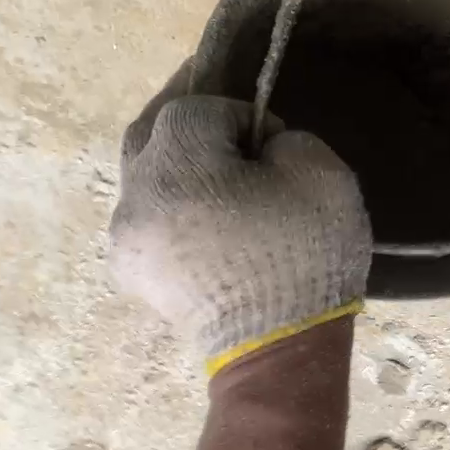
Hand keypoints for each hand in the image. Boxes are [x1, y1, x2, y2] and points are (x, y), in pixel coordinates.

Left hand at [109, 95, 371, 376]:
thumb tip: (265, 148)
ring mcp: (126, 242)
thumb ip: (291, 141)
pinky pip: (150, 218)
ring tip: (230, 181)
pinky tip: (218, 222)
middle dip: (194, 124)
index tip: (276, 137)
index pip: (191, 109)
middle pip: (149, 137)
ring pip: (147, 180)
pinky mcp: (135, 274)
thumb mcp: (324, 175)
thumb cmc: (305, 249)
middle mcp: (134, 201)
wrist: (280, 340)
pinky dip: (180, 204)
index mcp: (177, 170)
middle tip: (237, 133)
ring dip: (185, 168)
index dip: (239, 110)